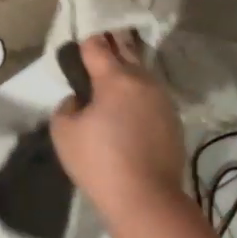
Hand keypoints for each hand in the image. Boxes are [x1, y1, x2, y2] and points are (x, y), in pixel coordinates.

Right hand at [49, 31, 185, 213]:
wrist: (145, 197)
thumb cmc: (99, 162)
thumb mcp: (63, 132)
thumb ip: (67, 106)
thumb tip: (80, 101)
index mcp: (115, 79)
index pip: (97, 46)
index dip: (86, 40)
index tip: (79, 40)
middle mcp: (143, 81)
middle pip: (126, 52)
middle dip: (113, 44)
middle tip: (100, 41)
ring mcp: (163, 100)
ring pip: (142, 75)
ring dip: (128, 71)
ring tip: (113, 76)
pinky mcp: (173, 120)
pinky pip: (151, 97)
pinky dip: (139, 96)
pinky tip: (129, 108)